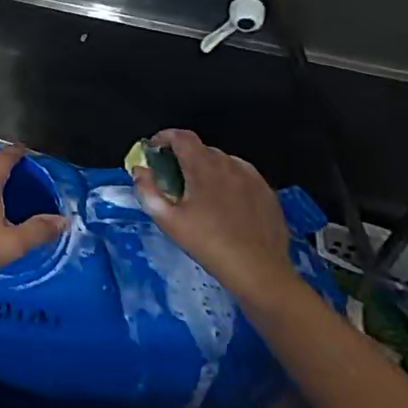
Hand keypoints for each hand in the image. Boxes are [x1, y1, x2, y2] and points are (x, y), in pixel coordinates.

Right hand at [134, 129, 298, 306]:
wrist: (259, 270)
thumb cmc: (208, 243)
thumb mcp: (167, 220)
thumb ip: (147, 190)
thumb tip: (140, 171)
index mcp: (204, 167)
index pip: (182, 136)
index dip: (164, 137)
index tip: (154, 150)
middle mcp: (230, 164)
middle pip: (202, 149)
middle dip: (184, 156)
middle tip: (173, 178)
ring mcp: (253, 178)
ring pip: (224, 162)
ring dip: (207, 168)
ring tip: (200, 192)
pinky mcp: (268, 192)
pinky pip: (242, 176)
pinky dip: (228, 180)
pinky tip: (226, 204)